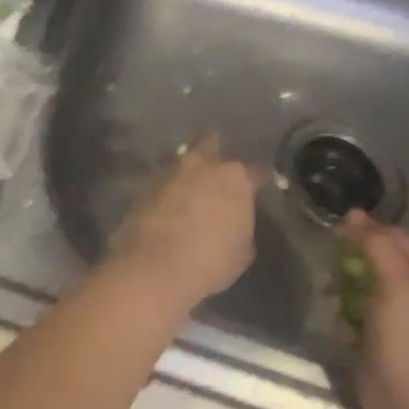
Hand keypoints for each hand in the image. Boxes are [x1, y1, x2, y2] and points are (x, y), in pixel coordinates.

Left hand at [111, 136, 259, 307]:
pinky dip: (171, 185)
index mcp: (236, 178)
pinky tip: (171, 198)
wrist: (157, 263)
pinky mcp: (147, 181)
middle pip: (213, 145)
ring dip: (191, 169)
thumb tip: (235, 221)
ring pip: (185, 158)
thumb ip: (242, 225)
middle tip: (220, 173)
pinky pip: (165, 176)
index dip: (259, 180)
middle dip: (217, 155)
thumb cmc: (211, 260)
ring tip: (193, 184)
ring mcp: (173, 169)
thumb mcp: (242, 251)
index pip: (256, 171)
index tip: (260, 187)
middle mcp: (204, 163)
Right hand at [340, 209, 408, 408]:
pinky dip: (345, 315)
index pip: (398, 237)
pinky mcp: (378, 337)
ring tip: (333, 294)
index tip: (337, 227)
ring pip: (362, 284)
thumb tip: (353, 214)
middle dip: (353, 260)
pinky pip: (355, 312)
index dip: (369, 229)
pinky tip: (343, 325)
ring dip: (345, 287)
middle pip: (378, 259)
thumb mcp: (398, 285)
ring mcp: (397, 317)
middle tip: (333, 263)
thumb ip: (376, 245)